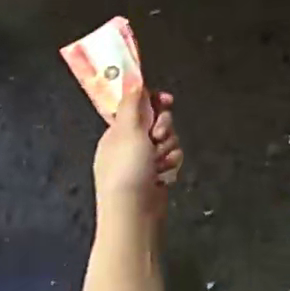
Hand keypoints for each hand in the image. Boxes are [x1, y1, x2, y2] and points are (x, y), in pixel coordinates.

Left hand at [94, 86, 181, 227]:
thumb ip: (132, 102)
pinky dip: (171, 164)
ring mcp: (144, 161)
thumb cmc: (127, 169)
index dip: (154, 101)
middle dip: (164, 128)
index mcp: (118, 131)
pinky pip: (172, 158)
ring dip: (169, 148)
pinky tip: (164, 175)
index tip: (167, 101)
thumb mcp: (128, 130)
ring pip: (169, 140)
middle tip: (158, 137)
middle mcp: (130, 144)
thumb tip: (131, 77)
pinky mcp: (157, 175)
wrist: (134, 213)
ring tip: (159, 162)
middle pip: (158, 121)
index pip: (139, 106)